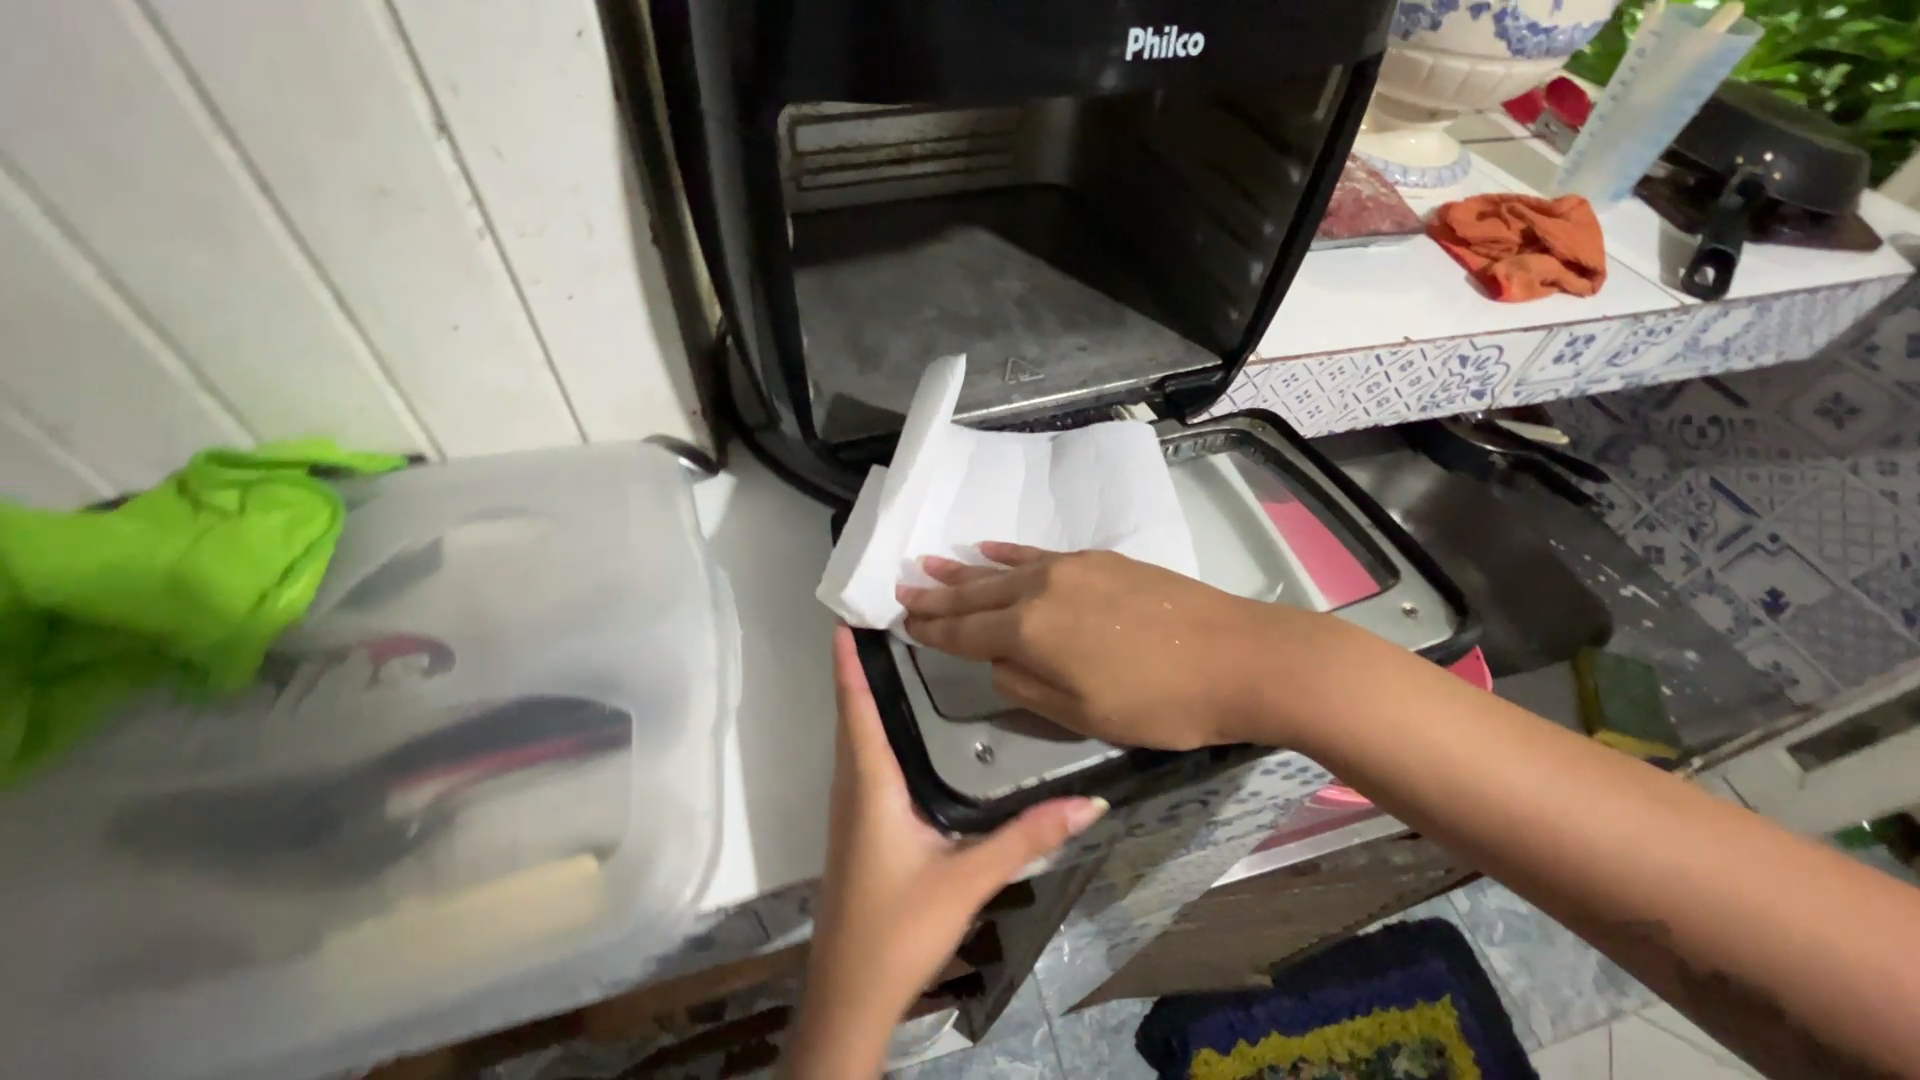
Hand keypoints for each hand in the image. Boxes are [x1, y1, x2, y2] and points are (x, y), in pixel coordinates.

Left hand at [785, 627, 1107, 1078]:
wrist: (853, 994)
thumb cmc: (900, 930)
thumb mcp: (969, 880)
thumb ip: (1027, 837)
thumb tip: (1090, 802)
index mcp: (872, 787)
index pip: (857, 711)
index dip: (849, 664)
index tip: (847, 618)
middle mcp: (854, 790)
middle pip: (851, 717)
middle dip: (859, 668)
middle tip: (885, 623)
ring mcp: (852, 812)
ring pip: (855, 741)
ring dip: (863, 698)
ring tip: (891, 661)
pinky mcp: (859, 831)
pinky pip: (862, 763)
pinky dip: (872, 730)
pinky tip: (902, 734)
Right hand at [899, 542, 1345, 749]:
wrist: (1240, 658)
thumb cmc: (1161, 704)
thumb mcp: (1084, 715)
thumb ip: (1027, 688)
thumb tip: (999, 663)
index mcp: (1031, 633)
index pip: (965, 632)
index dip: (931, 630)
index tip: (901, 621)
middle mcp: (1041, 590)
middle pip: (977, 594)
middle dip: (937, 596)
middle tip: (901, 589)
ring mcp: (1073, 568)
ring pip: (1004, 569)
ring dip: (965, 570)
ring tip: (930, 565)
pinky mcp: (1101, 560)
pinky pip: (1040, 554)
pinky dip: (1011, 554)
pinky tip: (990, 549)